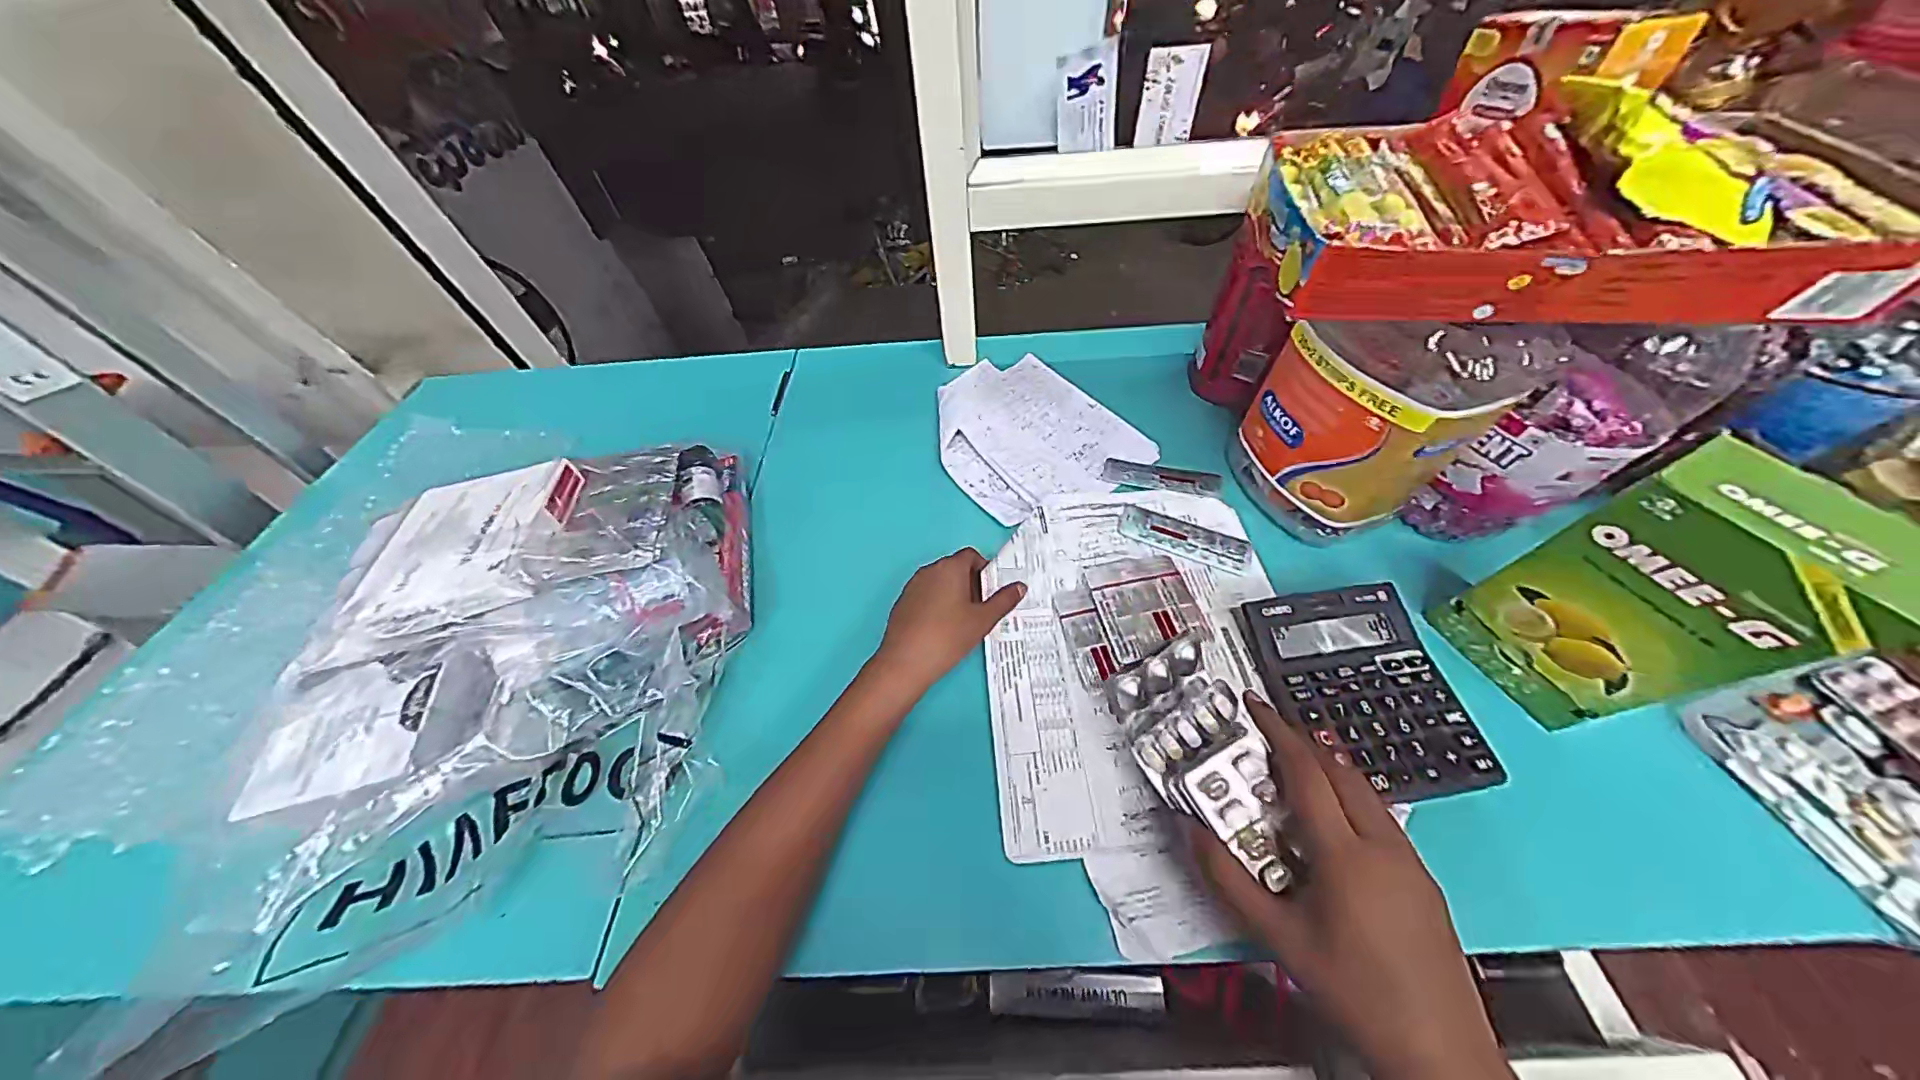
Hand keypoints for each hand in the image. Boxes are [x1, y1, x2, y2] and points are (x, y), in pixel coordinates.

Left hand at [872, 549, 1024, 694]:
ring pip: (940, 582)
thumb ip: (1003, 600)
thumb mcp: (983, 620)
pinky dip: (937, 605)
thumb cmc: (947, 637)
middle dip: (971, 583)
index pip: (971, 555)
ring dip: (954, 594)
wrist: (906, 661)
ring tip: (964, 621)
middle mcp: (929, 571)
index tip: (992, 590)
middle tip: (982, 608)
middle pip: (955, 567)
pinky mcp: (903, 602)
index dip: (985, 570)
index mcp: (950, 567)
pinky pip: (926, 595)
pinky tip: (943, 628)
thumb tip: (1018, 587)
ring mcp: (913, 586)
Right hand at [1188, 691, 1510, 1079]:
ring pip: (1365, 792)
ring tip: (1291, 771)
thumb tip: (1194, 835)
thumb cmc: (1359, 995)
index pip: (1307, 772)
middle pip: (1341, 771)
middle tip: (1266, 735)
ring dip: (1327, 770)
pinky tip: (1328, 825)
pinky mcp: (1423, 880)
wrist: (1440, 1050)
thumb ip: (1228, 880)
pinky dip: (1348, 800)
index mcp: (1346, 856)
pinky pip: (1380, 818)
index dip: (1277, 731)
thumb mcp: (1278, 937)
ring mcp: (1410, 863)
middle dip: (1301, 743)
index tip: (1256, 707)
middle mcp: (1384, 848)